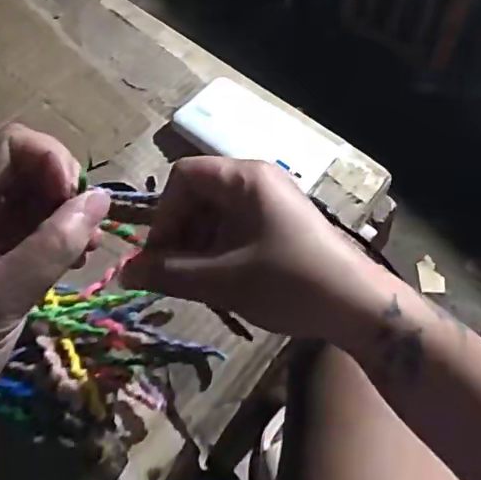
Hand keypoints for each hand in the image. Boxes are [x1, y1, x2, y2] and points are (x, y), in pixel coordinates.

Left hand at [0, 122, 108, 386]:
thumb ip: (52, 246)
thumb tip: (101, 198)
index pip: (7, 147)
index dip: (47, 158)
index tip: (72, 197)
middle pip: (26, 168)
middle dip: (63, 188)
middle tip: (87, 228)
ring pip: (37, 200)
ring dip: (69, 214)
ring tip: (88, 248)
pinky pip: (39, 232)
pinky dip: (64, 238)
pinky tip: (78, 262)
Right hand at [122, 157, 388, 342]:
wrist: (356, 303)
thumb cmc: (288, 281)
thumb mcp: (222, 280)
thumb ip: (169, 272)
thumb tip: (124, 271)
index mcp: (244, 177)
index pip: (183, 176)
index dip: (164, 214)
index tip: (159, 257)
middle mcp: (257, 178)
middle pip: (198, 193)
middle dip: (180, 233)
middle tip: (174, 276)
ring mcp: (271, 198)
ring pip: (216, 212)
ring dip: (198, 245)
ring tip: (199, 284)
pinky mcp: (280, 220)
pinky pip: (236, 224)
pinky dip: (220, 248)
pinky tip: (223, 281)